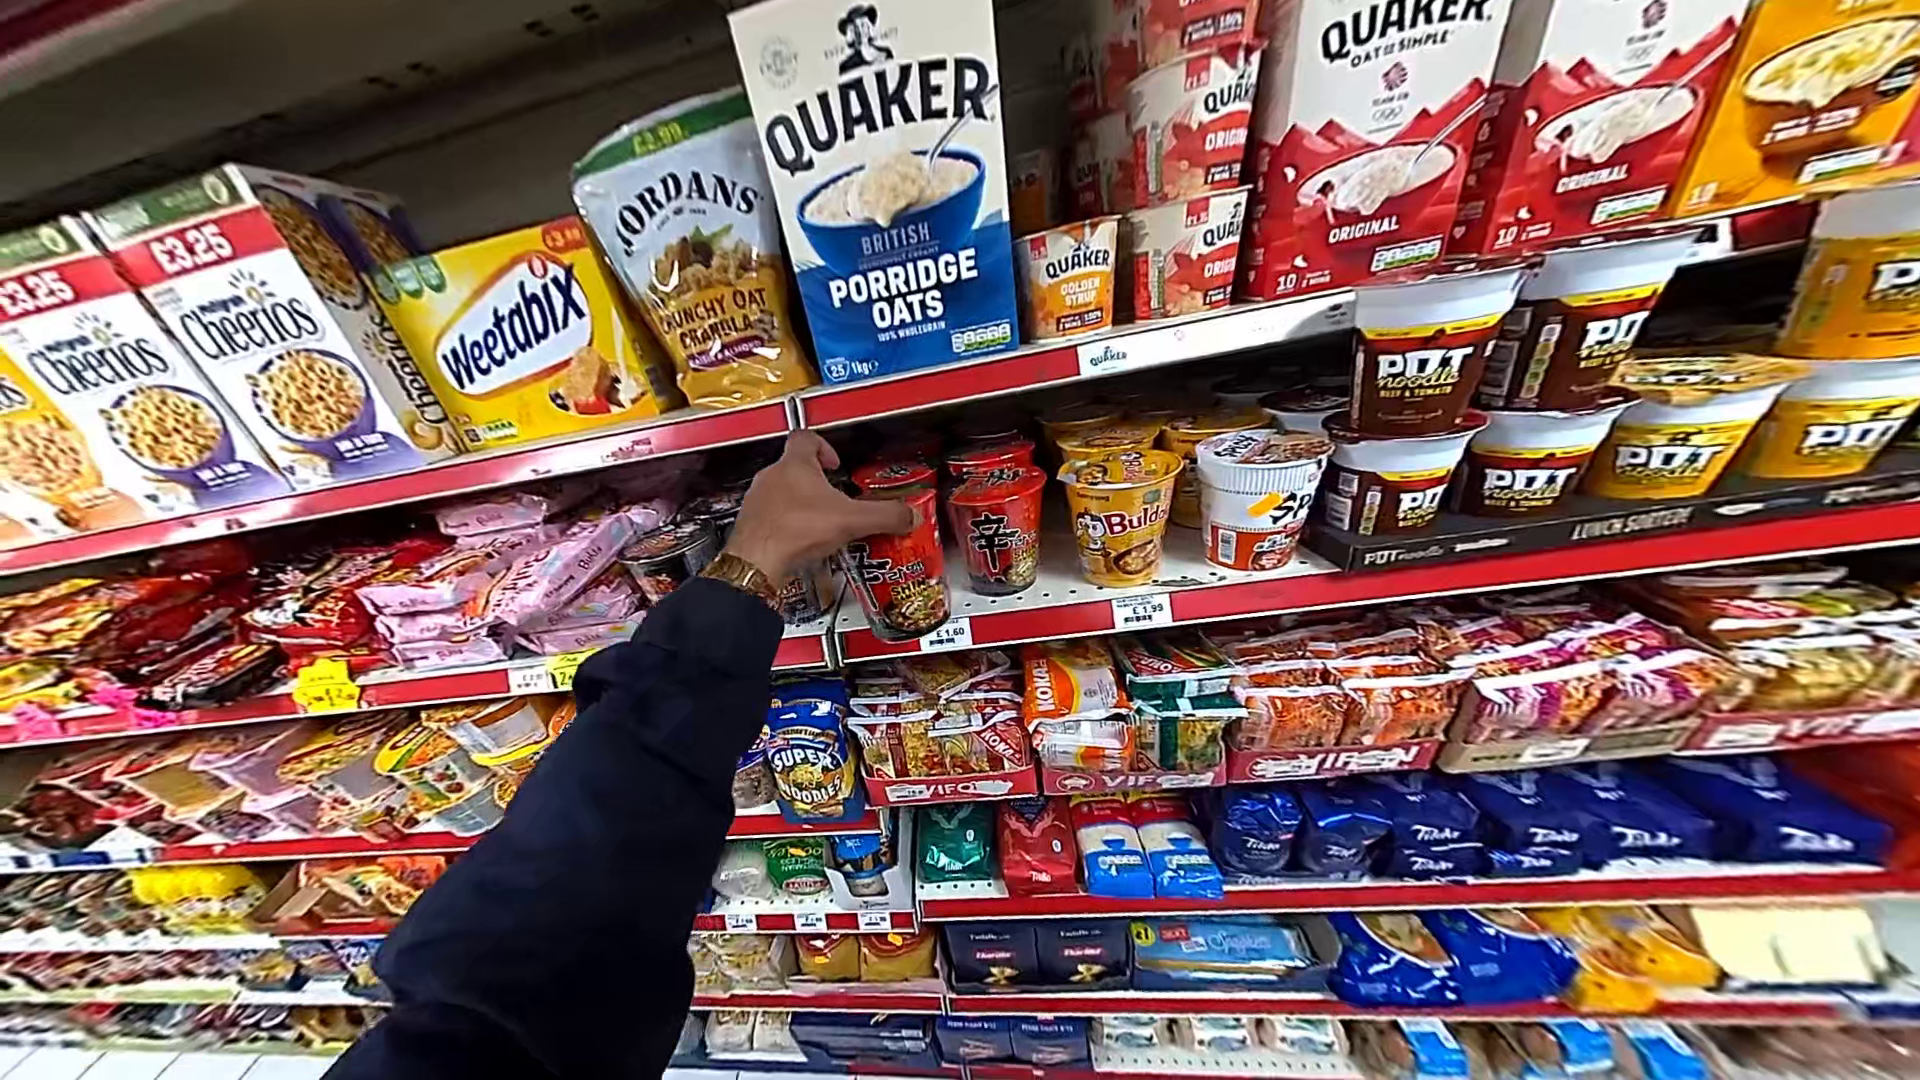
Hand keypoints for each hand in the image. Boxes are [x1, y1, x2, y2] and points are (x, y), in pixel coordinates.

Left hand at [723, 431, 915, 580]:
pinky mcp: (750, 523)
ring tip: (820, 522)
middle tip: (834, 497)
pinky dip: (786, 524)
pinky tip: (801, 542)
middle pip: (794, 467)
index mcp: (795, 465)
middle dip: (816, 481)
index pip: (806, 438)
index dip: (824, 447)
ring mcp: (757, 500)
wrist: (757, 562)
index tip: (835, 462)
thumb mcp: (852, 521)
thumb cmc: (794, 531)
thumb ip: (885, 515)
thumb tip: (908, 514)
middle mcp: (771, 477)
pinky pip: (770, 516)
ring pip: (781, 492)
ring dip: (799, 502)